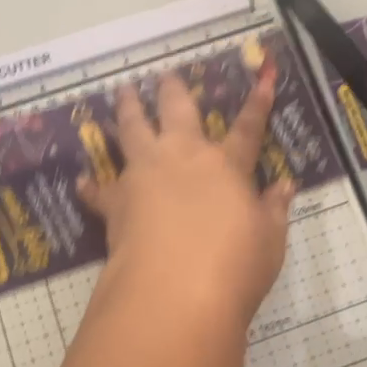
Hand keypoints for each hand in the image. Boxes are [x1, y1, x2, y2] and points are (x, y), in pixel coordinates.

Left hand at [78, 68, 293, 330]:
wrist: (174, 291)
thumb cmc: (234, 266)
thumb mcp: (269, 241)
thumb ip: (273, 210)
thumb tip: (284, 186)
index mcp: (226, 166)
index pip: (248, 129)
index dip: (258, 104)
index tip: (263, 78)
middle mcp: (182, 159)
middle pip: (177, 113)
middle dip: (173, 91)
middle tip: (165, 74)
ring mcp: (144, 176)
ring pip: (132, 131)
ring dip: (128, 109)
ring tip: (123, 92)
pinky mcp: (116, 203)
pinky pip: (100, 189)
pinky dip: (92, 185)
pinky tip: (82, 181)